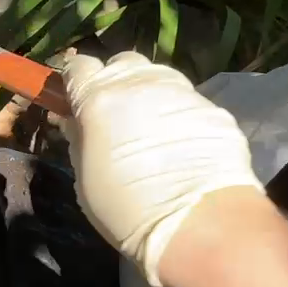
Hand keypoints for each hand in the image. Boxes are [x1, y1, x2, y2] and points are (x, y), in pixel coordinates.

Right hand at [62, 52, 262, 286]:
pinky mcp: (213, 108)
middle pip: (121, 63)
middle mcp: (140, 84)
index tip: (75, 99)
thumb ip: (80, 141)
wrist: (200, 223)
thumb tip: (77, 123)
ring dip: (148, 93)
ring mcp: (181, 92)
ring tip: (150, 128)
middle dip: (114, 80)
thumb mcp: (86, 180)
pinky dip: (178, 114)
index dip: (75, 80)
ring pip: (158, 76)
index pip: (79, 66)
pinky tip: (181, 144)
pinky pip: (187, 101)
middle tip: (114, 115)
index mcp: (99, 99)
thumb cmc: (128, 209)